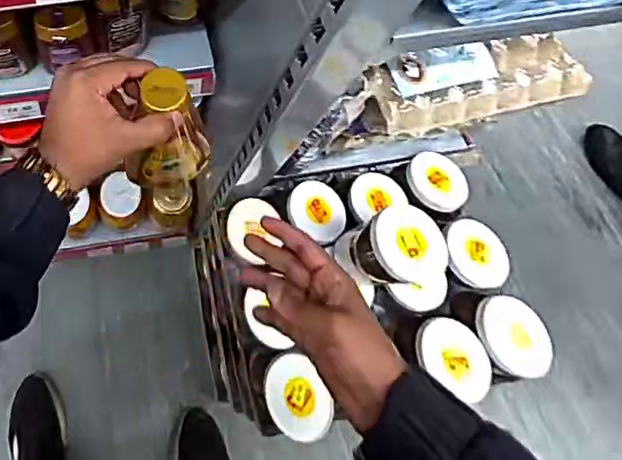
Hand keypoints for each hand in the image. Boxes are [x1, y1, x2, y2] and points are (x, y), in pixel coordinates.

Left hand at [39, 54, 175, 185]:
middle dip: (134, 75)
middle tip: (153, 90)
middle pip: (112, 62)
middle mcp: (73, 71)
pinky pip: (90, 75)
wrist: (54, 171)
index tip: (165, 80)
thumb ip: (155, 126)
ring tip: (137, 99)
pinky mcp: (62, 87)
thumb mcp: (125, 140)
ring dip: (121, 79)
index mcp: (85, 79)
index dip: (147, 71)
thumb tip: (177, 117)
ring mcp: (65, 78)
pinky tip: (118, 104)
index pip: (124, 65)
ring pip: (101, 67)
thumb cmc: (87, 154)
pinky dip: (106, 84)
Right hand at [240, 217, 405, 431]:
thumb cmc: (364, 354)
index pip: (304, 249)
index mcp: (332, 282)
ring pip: (284, 292)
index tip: (264, 222)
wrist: (378, 398)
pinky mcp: (310, 339)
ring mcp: (315, 317)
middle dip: (268, 254)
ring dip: (264, 284)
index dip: (284, 233)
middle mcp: (321, 295)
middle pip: (290, 267)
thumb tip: (269, 287)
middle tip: (246, 242)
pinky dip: (271, 315)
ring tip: (243, 276)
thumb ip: (296, 306)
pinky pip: (285, 320)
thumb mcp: (329, 325)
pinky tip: (257, 312)